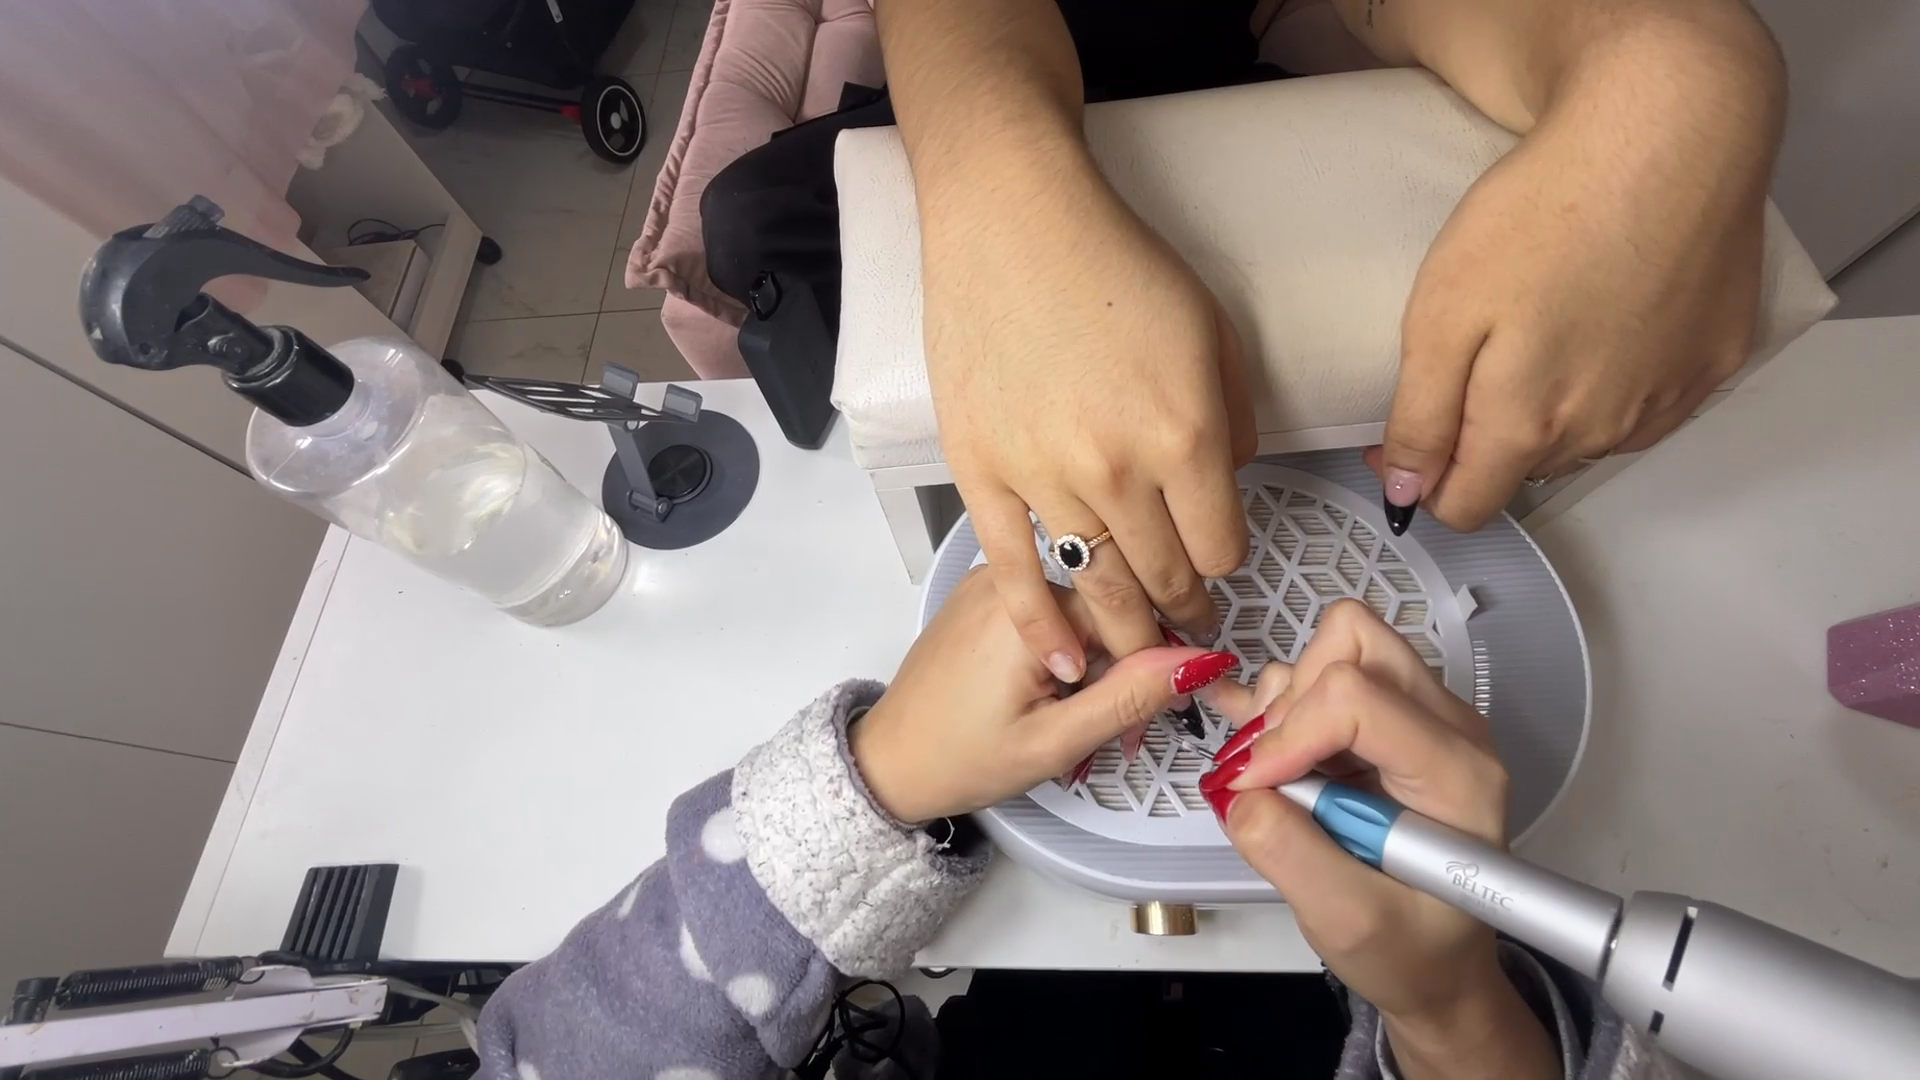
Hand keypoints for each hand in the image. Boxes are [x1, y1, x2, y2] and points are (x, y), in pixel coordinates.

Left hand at [852, 569, 1239, 823]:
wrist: (890, 759)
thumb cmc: (961, 758)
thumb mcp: (1055, 740)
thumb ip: (1129, 697)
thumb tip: (1197, 661)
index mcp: (1022, 607)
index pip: (1125, 610)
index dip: (1147, 664)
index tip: (1145, 715)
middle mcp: (1003, 577)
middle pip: (1099, 605)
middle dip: (1116, 664)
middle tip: (1108, 726)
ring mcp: (987, 581)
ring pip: (1074, 606)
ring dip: (1088, 655)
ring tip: (1067, 709)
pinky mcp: (979, 594)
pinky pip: (1041, 606)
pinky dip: (1057, 642)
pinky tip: (1045, 685)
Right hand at [923, 163, 1256, 680]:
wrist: (1009, 225)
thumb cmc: (1115, 264)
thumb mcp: (1211, 330)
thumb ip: (1232, 421)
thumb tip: (1225, 485)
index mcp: (1186, 436)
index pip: (1222, 544)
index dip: (1226, 563)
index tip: (1218, 563)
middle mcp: (1118, 474)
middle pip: (1165, 577)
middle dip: (1184, 610)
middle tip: (1190, 628)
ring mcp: (1043, 482)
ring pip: (1098, 584)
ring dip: (1127, 627)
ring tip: (1141, 653)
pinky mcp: (983, 477)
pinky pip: (1013, 572)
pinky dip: (1040, 627)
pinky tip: (1061, 666)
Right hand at [1199, 601, 1555, 1078]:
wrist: (1434, 958)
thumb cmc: (1410, 947)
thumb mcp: (1347, 922)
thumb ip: (1286, 850)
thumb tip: (1237, 789)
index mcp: (1457, 770)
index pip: (1354, 696)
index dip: (1287, 736)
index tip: (1254, 788)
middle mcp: (1444, 721)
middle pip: (1351, 642)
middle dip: (1290, 702)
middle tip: (1274, 770)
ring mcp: (1415, 709)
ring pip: (1331, 645)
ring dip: (1284, 703)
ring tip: (1280, 770)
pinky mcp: (1382, 710)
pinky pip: (1316, 666)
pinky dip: (1276, 700)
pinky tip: (1261, 745)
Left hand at [1374, 52, 1776, 529]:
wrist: (1666, 134)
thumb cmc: (1532, 226)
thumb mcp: (1439, 327)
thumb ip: (1421, 423)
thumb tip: (1408, 495)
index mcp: (1529, 427)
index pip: (1466, 507)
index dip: (1420, 485)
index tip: (1396, 442)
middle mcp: (1605, 431)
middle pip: (1515, 476)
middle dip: (1470, 448)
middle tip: (1453, 376)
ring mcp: (1668, 398)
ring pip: (1572, 447)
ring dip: (1534, 421)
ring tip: (1522, 345)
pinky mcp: (1712, 361)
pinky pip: (1633, 410)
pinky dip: (1597, 392)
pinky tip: (1587, 336)